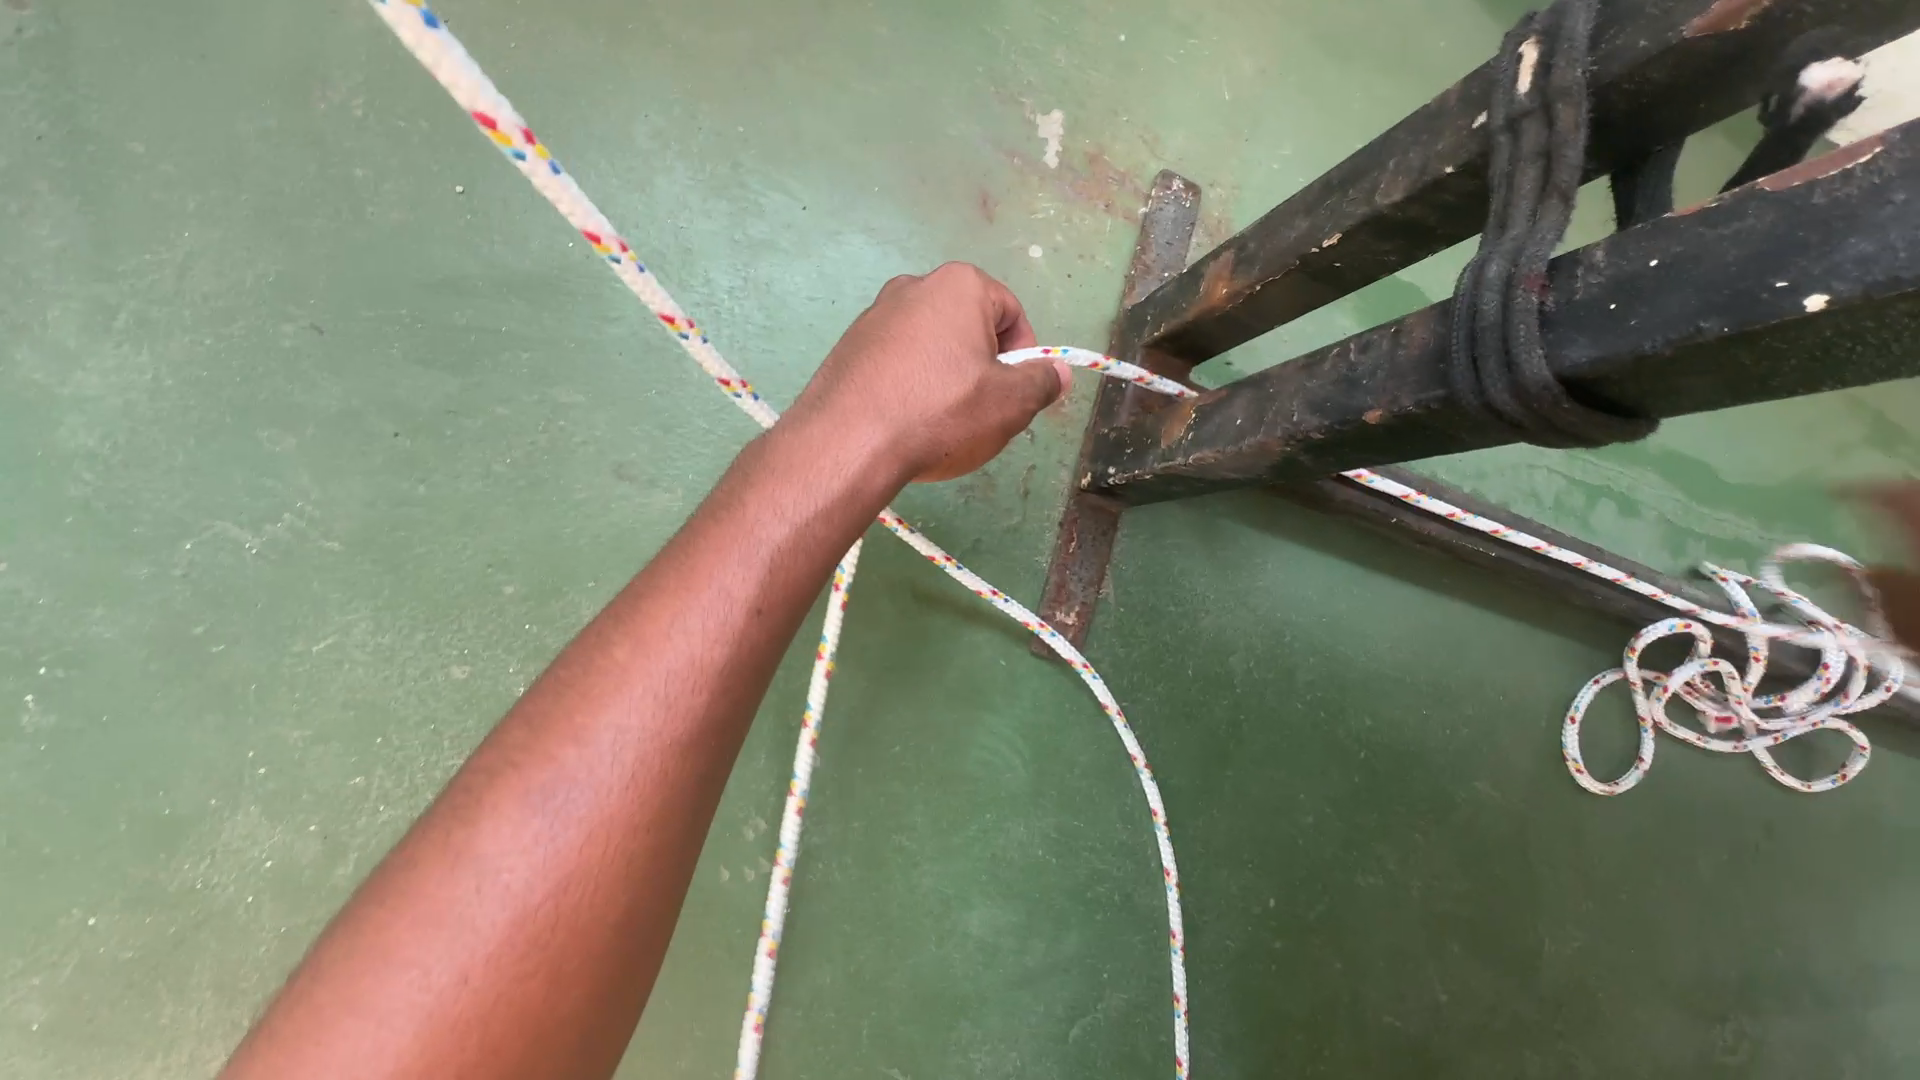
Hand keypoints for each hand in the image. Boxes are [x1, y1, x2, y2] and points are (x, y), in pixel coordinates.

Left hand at [783, 262, 1070, 482]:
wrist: (847, 443)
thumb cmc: (940, 413)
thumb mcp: (1010, 404)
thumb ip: (1041, 382)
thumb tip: (1057, 372)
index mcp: (959, 285)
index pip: (1011, 312)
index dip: (1024, 355)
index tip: (1017, 394)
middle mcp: (914, 287)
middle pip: (968, 327)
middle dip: (983, 368)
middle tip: (981, 413)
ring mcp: (875, 315)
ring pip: (931, 347)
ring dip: (946, 380)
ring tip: (940, 424)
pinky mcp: (848, 348)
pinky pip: (896, 363)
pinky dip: (910, 387)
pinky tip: (905, 424)